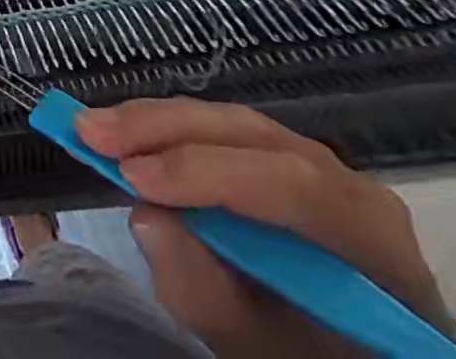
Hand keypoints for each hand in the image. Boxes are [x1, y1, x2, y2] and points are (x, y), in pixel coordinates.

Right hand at [77, 98, 454, 358]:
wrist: (348, 352)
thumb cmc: (310, 357)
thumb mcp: (261, 349)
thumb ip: (209, 295)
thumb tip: (147, 216)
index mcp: (367, 237)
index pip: (289, 183)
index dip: (206, 172)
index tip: (131, 178)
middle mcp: (344, 182)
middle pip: (248, 134)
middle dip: (163, 129)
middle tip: (89, 131)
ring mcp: (309, 163)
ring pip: (226, 122)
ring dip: (153, 121)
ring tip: (92, 126)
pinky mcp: (274, 158)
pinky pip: (217, 131)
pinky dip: (164, 128)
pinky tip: (126, 133)